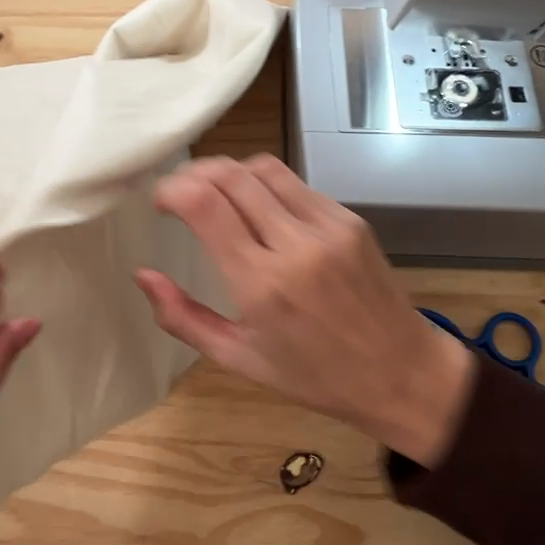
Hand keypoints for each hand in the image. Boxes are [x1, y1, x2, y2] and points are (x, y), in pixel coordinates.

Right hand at [135, 155, 473, 466]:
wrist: (401, 373)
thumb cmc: (315, 377)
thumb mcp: (240, 359)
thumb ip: (183, 318)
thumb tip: (143, 274)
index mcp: (262, 284)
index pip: (205, 205)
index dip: (172, 189)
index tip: (159, 201)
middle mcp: (295, 244)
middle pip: (231, 175)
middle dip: (195, 173)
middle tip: (179, 192)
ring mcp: (328, 225)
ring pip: (264, 168)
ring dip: (229, 171)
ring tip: (213, 192)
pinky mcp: (350, 218)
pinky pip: (296, 184)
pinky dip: (265, 185)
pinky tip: (258, 207)